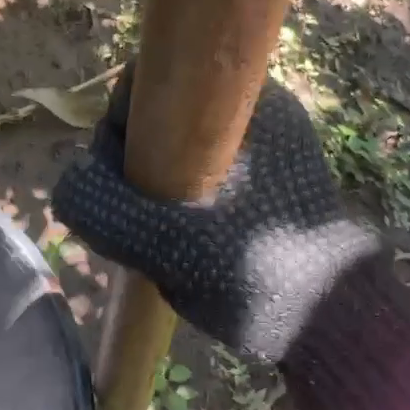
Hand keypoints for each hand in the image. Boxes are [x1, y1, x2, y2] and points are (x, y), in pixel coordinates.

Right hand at [53, 69, 409, 409]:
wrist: (339, 329)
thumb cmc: (260, 276)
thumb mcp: (168, 243)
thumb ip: (105, 205)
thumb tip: (69, 183)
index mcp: (245, 104)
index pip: (156, 81)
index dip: (124, 125)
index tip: (125, 179)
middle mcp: (258, 113)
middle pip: (164, 117)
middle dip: (138, 164)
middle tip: (143, 219)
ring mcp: (267, 149)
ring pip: (179, 151)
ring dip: (157, 188)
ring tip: (163, 238)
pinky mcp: (270, 185)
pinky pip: (201, 177)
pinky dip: (182, 203)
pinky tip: (186, 244)